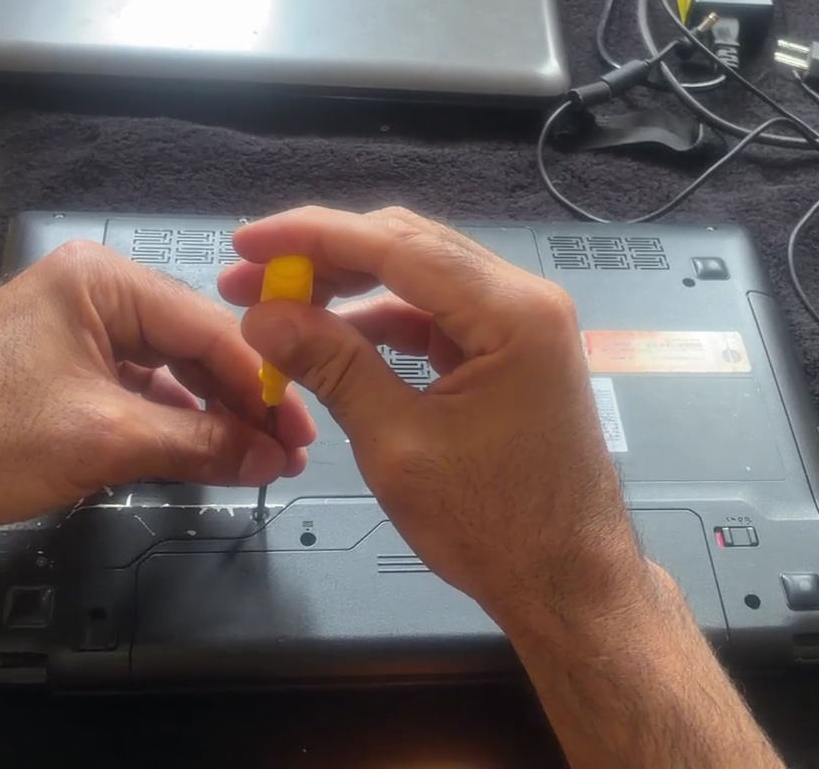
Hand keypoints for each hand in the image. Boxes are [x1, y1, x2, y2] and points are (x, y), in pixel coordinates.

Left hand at [0, 240, 317, 546]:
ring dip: (207, 412)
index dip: (260, 381)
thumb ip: (203, 444)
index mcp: (101, 279)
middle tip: (284, 448)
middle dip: (237, 399)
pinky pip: (132, 383)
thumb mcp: (107, 440)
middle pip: (189, 344)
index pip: (206, 327)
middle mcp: (91, 289)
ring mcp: (71, 325)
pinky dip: (167, 417)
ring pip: (164, 366)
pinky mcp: (57, 362)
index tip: (299, 428)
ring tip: (253, 453)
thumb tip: (275, 460)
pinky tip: (200, 445)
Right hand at [218, 207, 648, 629]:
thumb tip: (264, 316)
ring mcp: (518, 321)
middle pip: (411, 247)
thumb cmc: (496, 526)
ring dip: (350, 287)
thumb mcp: (399, 445)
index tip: (251, 240)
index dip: (316, 237)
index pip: (399, 246)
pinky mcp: (505, 347)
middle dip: (327, 257)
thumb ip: (333, 367)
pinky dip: (382, 321)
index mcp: (513, 312)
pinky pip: (434, 314)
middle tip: (254, 275)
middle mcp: (523, 298)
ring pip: (419, 276)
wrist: (567, 581)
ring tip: (282, 303)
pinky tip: (333, 333)